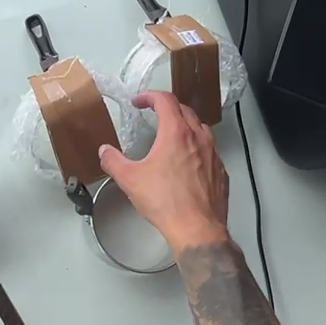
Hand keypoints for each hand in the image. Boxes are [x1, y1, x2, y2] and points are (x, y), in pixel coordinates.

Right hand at [98, 91, 231, 256]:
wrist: (196, 228)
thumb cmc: (165, 202)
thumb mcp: (129, 179)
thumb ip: (113, 161)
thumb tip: (105, 151)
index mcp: (176, 134)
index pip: (165, 100)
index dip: (150, 96)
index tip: (139, 101)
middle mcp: (198, 138)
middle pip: (185, 110)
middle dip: (168, 108)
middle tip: (154, 114)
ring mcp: (213, 154)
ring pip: (201, 128)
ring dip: (185, 125)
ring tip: (172, 135)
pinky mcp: (221, 171)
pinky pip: (210, 150)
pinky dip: (198, 146)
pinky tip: (188, 160)